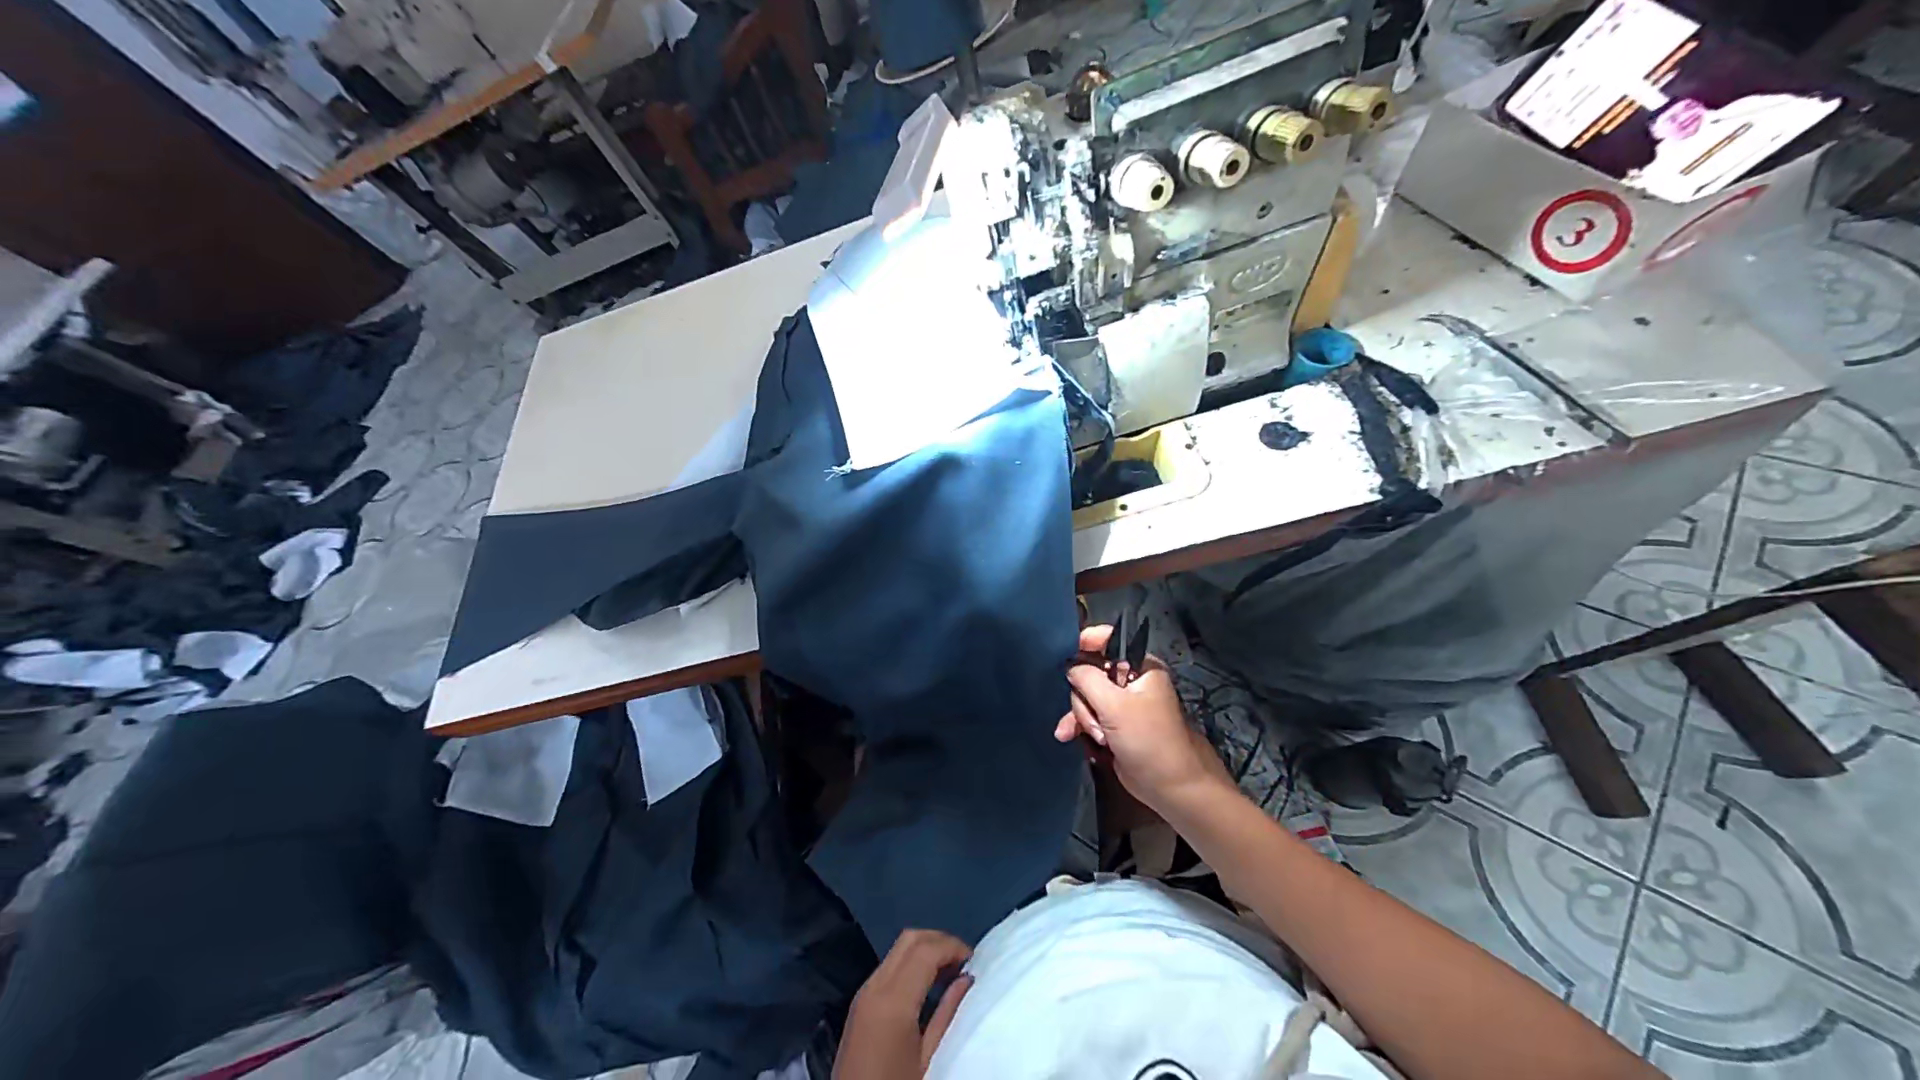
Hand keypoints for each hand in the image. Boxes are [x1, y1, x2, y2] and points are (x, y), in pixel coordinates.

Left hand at [834, 929, 973, 1079]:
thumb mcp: (929, 1060)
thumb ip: (948, 1015)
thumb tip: (966, 980)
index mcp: (892, 1001)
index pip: (926, 949)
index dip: (953, 946)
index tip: (975, 961)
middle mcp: (874, 986)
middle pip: (910, 939)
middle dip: (940, 941)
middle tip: (963, 962)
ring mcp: (864, 992)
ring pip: (898, 949)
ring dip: (926, 951)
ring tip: (951, 973)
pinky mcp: (860, 1002)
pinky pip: (889, 966)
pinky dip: (912, 964)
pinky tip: (928, 985)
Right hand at [1055, 624, 1235, 816]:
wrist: (1170, 786)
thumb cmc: (1148, 739)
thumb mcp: (1115, 705)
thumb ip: (1087, 678)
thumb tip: (1070, 666)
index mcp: (1140, 667)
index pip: (1109, 640)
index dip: (1086, 643)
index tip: (1067, 656)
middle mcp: (1129, 681)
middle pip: (1089, 672)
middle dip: (1084, 698)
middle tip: (1095, 720)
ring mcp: (1120, 704)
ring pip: (1085, 696)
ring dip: (1082, 716)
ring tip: (1096, 738)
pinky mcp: (1112, 725)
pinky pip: (1087, 715)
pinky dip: (1080, 725)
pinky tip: (1068, 736)